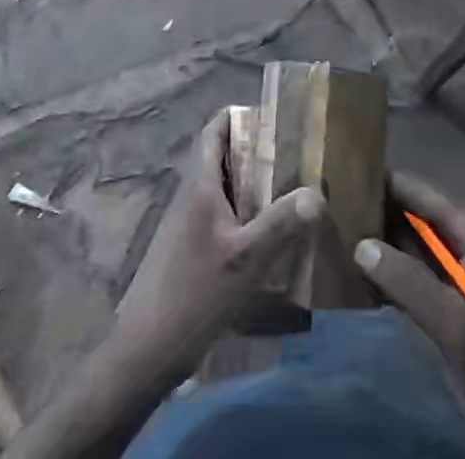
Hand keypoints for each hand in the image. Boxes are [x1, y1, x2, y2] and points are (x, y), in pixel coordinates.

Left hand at [111, 109, 324, 383]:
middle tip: (297, 152)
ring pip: (224, 188)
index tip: (274, 115)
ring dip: (253, 183)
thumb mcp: (246, 258)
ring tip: (294, 186)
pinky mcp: (192, 250)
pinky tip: (272, 231)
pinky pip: (224, 215)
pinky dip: (247, 211)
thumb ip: (281, 222)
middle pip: (222, 158)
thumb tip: (317, 192)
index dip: (238, 116)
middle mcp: (191, 198)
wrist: (147, 350)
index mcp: (199, 187)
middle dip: (256, 150)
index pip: (213, 132)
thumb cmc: (195, 293)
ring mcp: (189, 225)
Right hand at [353, 173, 464, 458]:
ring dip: (375, 244)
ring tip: (325, 242)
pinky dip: (388, 274)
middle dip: (371, 214)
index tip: (332, 181)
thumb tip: (360, 243)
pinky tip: (353, 281)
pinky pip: (416, 274)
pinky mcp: (459, 301)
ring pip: (411, 245)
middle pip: (412, 215)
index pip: (417, 191)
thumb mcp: (463, 331)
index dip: (377, 183)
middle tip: (319, 218)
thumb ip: (413, 286)